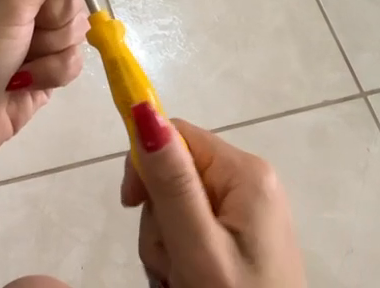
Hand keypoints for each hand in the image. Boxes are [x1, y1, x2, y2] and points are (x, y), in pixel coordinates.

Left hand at [0, 0, 123, 186]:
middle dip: (57, 18)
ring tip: (21, 62)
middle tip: (29, 29)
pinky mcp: (44, 66)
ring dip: (52, 49)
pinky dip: (52, 72)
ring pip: (77, 30)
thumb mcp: (10, 0)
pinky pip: (73, 60)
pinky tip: (26, 82)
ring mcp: (34, 32)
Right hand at [120, 108, 304, 287]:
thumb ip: (170, 181)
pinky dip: (181, 253)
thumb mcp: (197, 249)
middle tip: (169, 261)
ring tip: (180, 278)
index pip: (175, 134)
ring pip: (176, 202)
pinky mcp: (242, 236)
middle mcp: (250, 181)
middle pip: (173, 170)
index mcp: (246, 173)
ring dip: (165, 240)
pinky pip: (192, 226)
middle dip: (158, 216)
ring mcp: (248, 211)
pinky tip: (189, 279)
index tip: (129, 205)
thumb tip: (142, 108)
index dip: (145, 163)